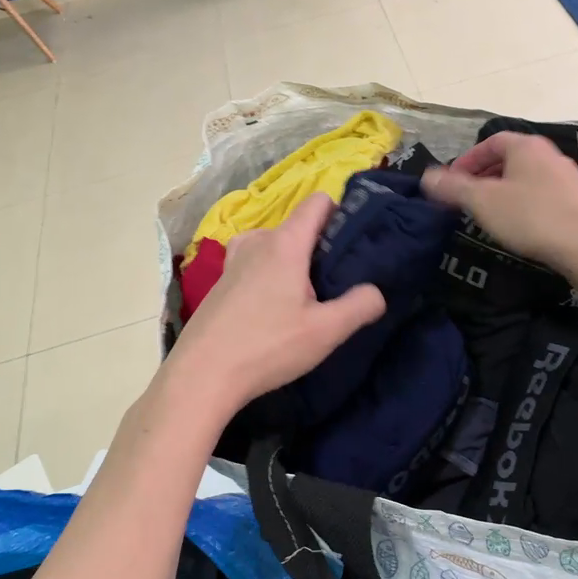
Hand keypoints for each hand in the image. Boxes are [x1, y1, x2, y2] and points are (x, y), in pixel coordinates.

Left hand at [165, 193, 385, 413]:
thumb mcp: (326, 332)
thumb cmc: (268, 347)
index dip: (341, 212)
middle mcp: (257, 242)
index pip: (317, 202)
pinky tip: (275, 312)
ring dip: (294, 262)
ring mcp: (233, 261)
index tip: (357, 241)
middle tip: (336, 281)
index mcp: (285, 243)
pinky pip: (256, 264)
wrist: (201, 375)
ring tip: (306, 297)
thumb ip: (359, 306)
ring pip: (275, 246)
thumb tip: (376, 292)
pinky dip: (271, 275)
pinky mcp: (220, 283)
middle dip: (320, 246)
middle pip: (298, 227)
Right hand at [422, 131, 577, 275]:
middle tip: (466, 200)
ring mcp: (567, 179)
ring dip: (504, 193)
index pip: (491, 141)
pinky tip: (520, 229)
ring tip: (489, 216)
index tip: (453, 182)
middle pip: (509, 160)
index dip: (468, 160)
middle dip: (484, 177)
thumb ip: (453, 188)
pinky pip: (542, 197)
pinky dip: (524, 206)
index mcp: (526, 146)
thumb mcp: (483, 202)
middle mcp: (549, 155)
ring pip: (526, 179)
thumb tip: (427, 177)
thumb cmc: (533, 218)